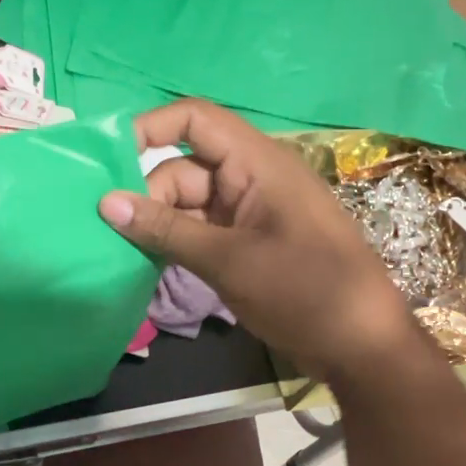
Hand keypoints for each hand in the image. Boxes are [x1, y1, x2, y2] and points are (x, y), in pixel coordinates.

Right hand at [99, 99, 418, 379]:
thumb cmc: (303, 290)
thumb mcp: (229, 260)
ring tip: (121, 253)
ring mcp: (250, 214)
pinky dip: (177, 244)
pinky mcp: (249, 246)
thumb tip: (106, 203)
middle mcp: (251, 179)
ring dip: (159, 225)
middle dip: (148, 195)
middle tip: (112, 235)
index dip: (148, 129)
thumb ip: (167, 230)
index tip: (105, 164)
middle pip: (184, 168)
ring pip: (190, 205)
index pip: (194, 120)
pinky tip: (147, 266)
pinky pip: (202, 232)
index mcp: (257, 162)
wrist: (359, 345)